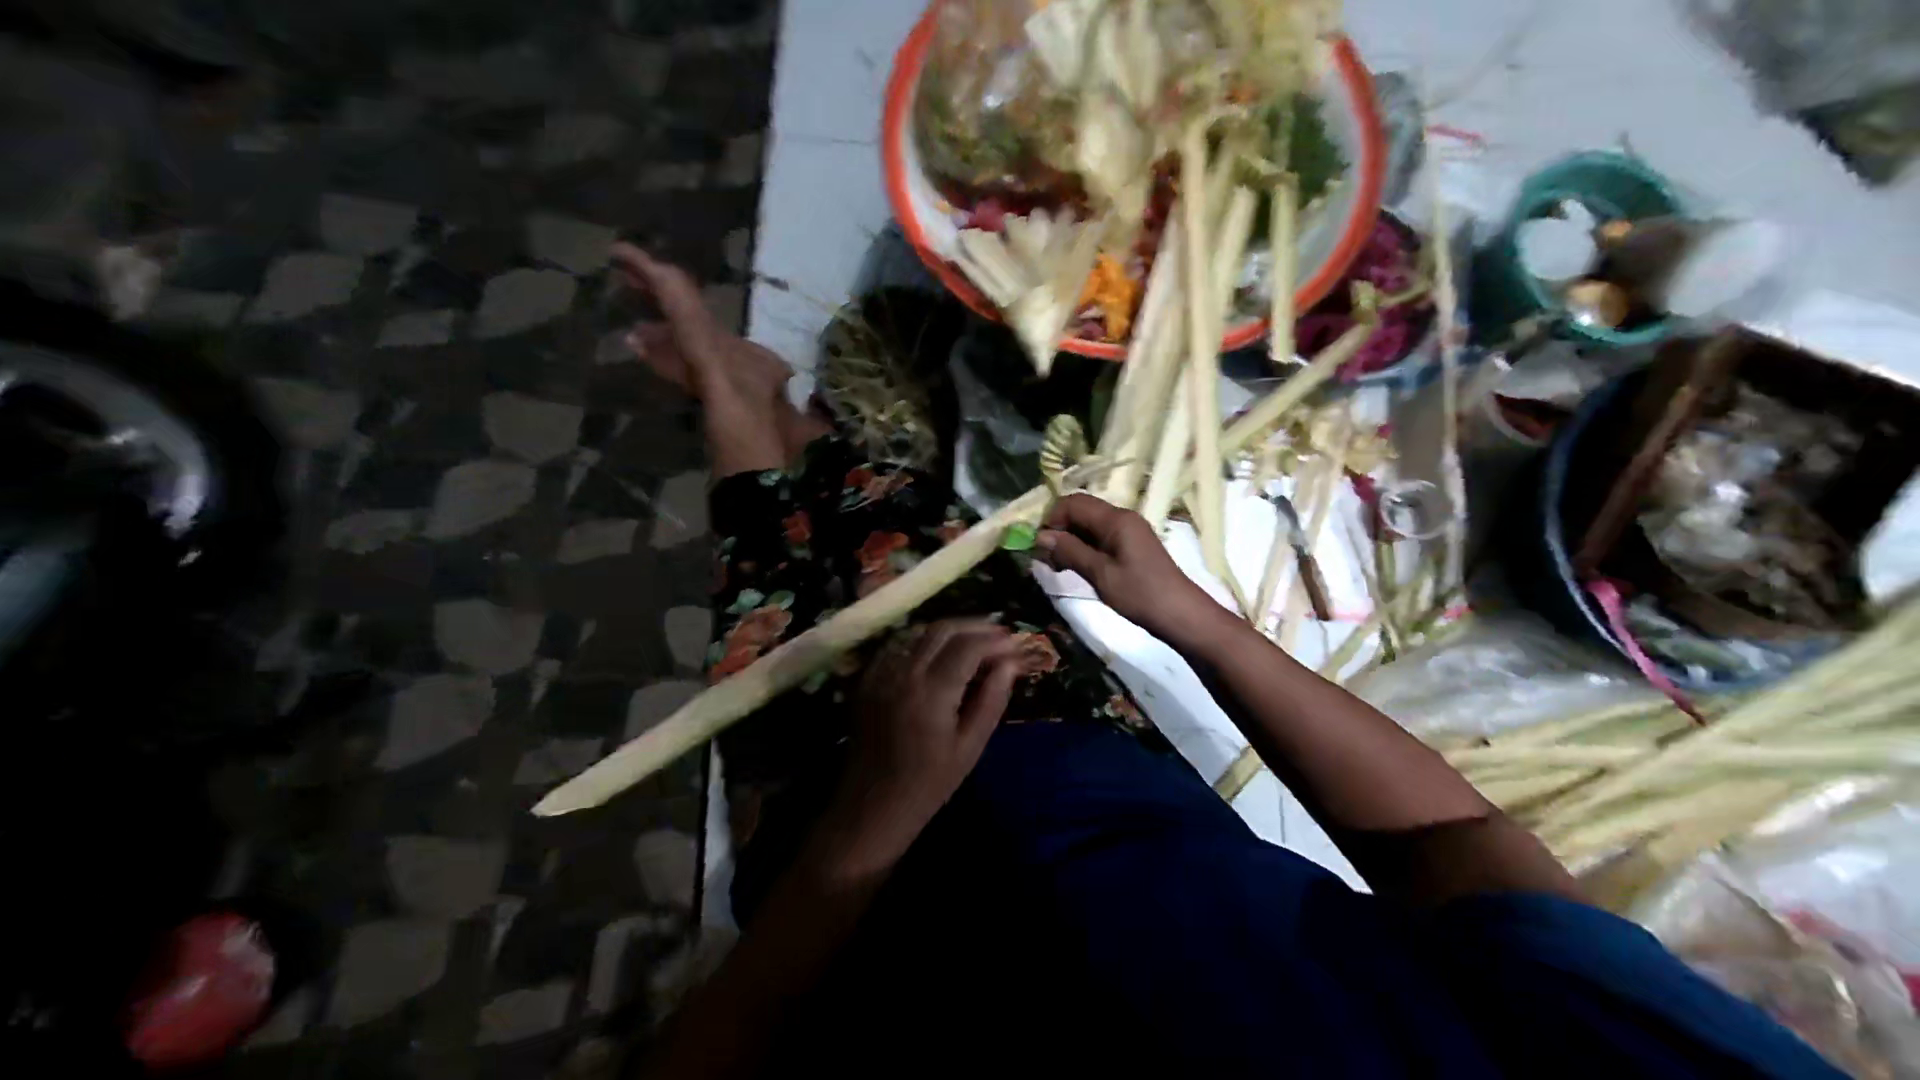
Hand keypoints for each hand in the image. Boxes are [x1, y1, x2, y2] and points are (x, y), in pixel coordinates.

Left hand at [822, 620, 1022, 874]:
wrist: (873, 804)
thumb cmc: (929, 783)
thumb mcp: (970, 746)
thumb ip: (991, 700)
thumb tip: (1011, 664)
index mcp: (932, 692)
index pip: (968, 647)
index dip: (995, 641)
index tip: (1015, 644)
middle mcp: (904, 673)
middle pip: (943, 629)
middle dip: (975, 626)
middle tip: (999, 634)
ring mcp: (881, 673)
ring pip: (918, 632)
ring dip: (950, 629)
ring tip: (975, 638)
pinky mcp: (867, 679)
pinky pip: (897, 645)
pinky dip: (922, 640)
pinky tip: (938, 651)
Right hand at [1035, 493, 1223, 645]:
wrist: (1180, 614)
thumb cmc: (1140, 594)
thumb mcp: (1100, 573)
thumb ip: (1070, 551)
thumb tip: (1040, 537)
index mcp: (1116, 519)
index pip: (1073, 502)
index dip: (1052, 519)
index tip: (1040, 545)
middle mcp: (1122, 517)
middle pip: (1081, 510)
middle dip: (1059, 528)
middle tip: (1046, 557)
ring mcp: (1128, 530)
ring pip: (1088, 524)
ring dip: (1069, 539)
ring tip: (1058, 565)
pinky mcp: (1130, 545)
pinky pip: (1099, 536)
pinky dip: (1083, 546)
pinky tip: (1076, 566)